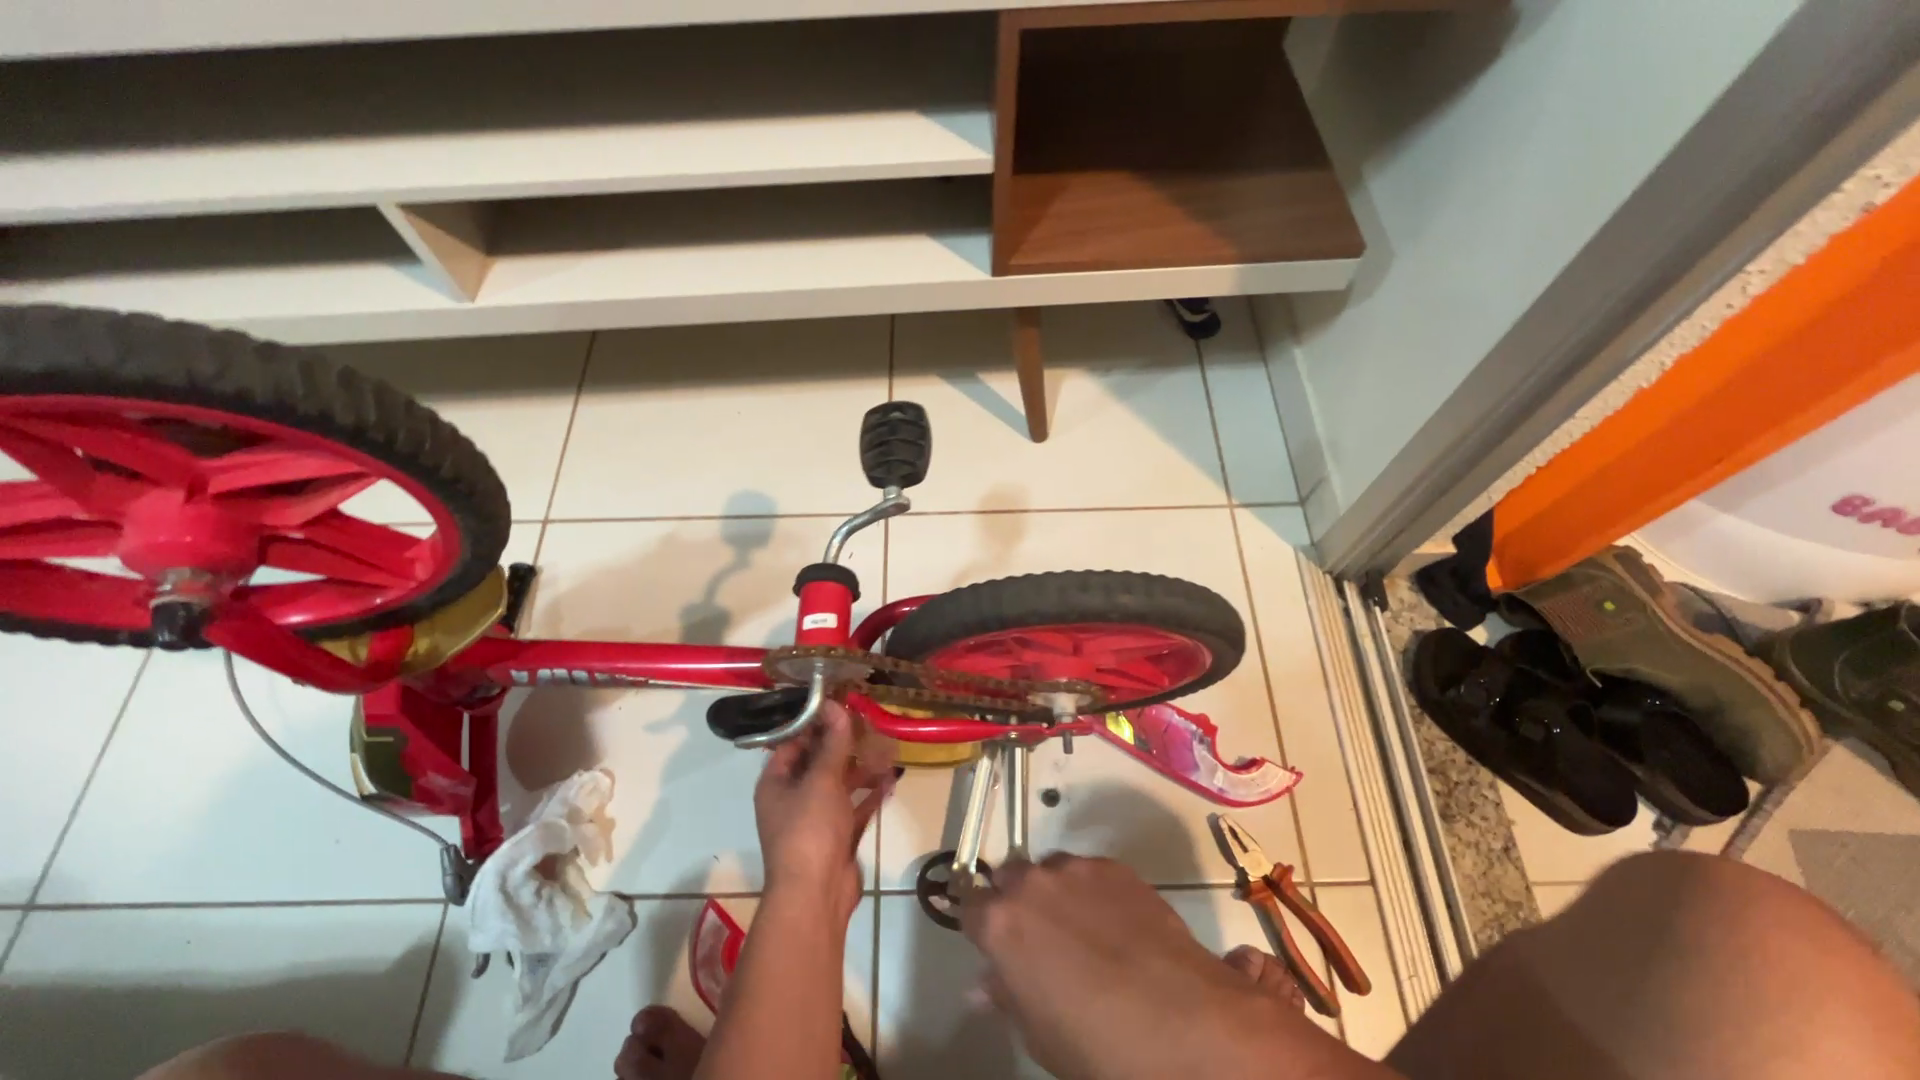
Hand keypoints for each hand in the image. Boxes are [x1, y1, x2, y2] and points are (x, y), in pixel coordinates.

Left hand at [754, 701, 893, 920]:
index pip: (792, 743)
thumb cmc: (809, 830)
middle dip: (844, 745)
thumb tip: (835, 705)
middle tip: (871, 723)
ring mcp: (815, 820)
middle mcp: (792, 799)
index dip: (815, 723)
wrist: (815, 894)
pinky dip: (870, 794)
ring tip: (888, 749)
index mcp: (776, 783)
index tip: (842, 704)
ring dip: (861, 768)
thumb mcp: (821, 780)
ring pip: (839, 785)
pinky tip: (891, 779)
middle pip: (818, 763)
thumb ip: (832, 743)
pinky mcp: (837, 837)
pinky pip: (854, 808)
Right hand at [963, 854, 1372, 1079]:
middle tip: (1038, 941)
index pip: (968, 907)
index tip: (992, 946)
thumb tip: (984, 985)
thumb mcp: (1038, 1032)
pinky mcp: (1119, 868)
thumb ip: (1006, 996)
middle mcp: (1032, 883)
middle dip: (1016, 901)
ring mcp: (1078, 870)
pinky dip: (1094, 892)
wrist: (1180, 1019)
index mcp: (999, 923)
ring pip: (1052, 871)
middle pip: (1010, 879)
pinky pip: (1092, 873)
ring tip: (1082, 931)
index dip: (979, 926)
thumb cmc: (1095, 1040)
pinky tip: (1116, 926)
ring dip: (1056, 893)